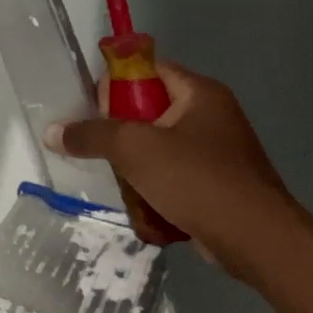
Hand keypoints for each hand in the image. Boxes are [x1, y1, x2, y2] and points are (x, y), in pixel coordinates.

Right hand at [45, 61, 308, 275]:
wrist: (259, 243)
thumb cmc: (197, 180)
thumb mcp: (132, 148)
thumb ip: (89, 134)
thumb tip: (53, 133)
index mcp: (200, 93)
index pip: (145, 70)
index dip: (115, 85)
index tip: (95, 112)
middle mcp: (212, 116)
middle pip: (146, 110)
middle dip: (119, 132)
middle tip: (106, 150)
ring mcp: (217, 152)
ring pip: (155, 146)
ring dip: (133, 164)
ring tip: (122, 181)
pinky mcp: (217, 184)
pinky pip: (171, 174)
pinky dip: (153, 186)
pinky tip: (143, 203)